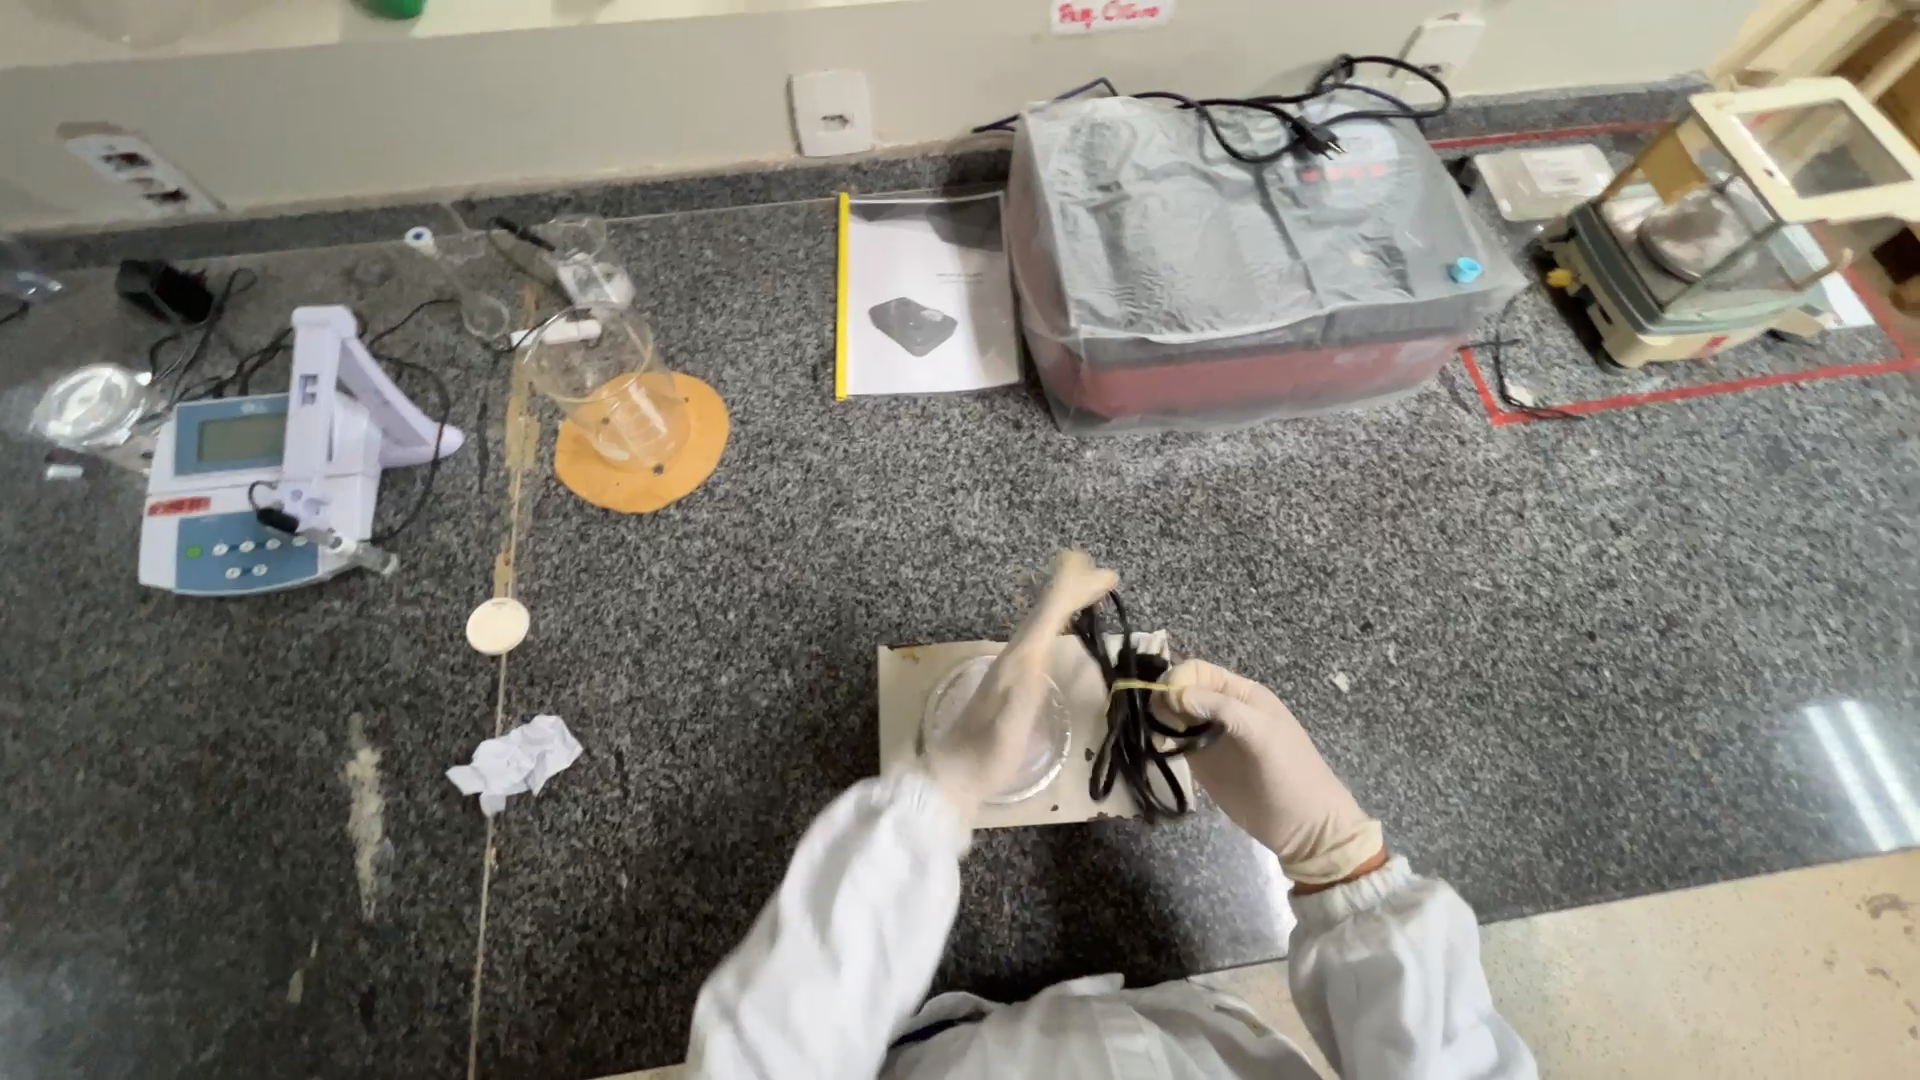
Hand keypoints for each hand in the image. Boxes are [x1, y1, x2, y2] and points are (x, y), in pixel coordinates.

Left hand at [925, 551, 1117, 819]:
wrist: (951, 776)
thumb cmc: (984, 760)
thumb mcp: (1005, 736)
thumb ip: (1018, 703)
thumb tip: (1035, 665)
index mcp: (1015, 665)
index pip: (1046, 618)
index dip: (1073, 592)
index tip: (1102, 576)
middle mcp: (1012, 658)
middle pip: (1044, 612)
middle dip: (1074, 589)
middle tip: (1107, 575)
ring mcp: (1010, 667)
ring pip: (1041, 622)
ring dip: (1065, 601)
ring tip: (1091, 587)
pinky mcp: (1011, 679)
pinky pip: (1039, 637)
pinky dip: (1056, 621)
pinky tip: (1063, 625)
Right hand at [1153, 660, 1382, 884]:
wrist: (1304, 828)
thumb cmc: (1291, 774)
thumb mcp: (1263, 733)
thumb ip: (1222, 708)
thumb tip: (1174, 694)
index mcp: (1240, 693)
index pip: (1197, 670)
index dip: (1179, 680)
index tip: (1169, 703)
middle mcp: (1220, 708)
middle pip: (1180, 688)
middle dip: (1164, 698)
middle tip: (1160, 721)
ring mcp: (1208, 734)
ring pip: (1172, 713)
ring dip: (1159, 718)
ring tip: (1161, 736)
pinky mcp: (1199, 760)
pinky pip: (1173, 740)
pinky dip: (1161, 739)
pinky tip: (1161, 748)